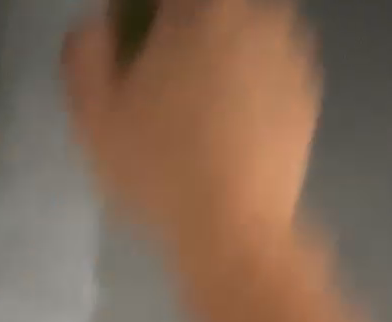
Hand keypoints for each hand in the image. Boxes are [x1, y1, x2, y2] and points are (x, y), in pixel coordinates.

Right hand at [62, 0, 320, 258]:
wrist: (234, 229)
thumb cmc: (157, 171)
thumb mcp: (94, 119)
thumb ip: (85, 54)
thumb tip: (96, 27)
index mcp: (198, 7)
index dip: (134, 17)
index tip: (121, 50)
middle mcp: (254, 11)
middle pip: (204, 9)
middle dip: (176, 38)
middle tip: (154, 88)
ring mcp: (289, 48)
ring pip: (239, 36)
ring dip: (213, 61)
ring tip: (191, 117)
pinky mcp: (306, 90)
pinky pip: (266, 71)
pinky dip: (245, 89)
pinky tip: (224, 136)